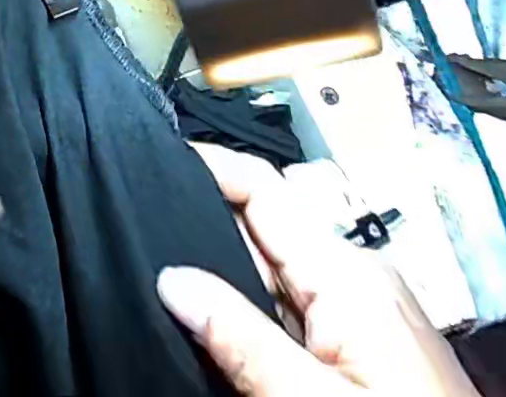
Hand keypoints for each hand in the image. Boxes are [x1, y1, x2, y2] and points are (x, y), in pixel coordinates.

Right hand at [156, 144, 477, 396]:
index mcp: (348, 274)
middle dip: (201, 223)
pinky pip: (290, 303)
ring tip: (162, 272)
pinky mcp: (364, 346)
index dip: (207, 164)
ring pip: (272, 268)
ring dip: (221, 268)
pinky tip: (217, 322)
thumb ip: (240, 338)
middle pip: (262, 225)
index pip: (263, 188)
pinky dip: (248, 304)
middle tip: (141, 231)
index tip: (150, 159)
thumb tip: (169, 278)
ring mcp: (363, 311)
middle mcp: (355, 277)